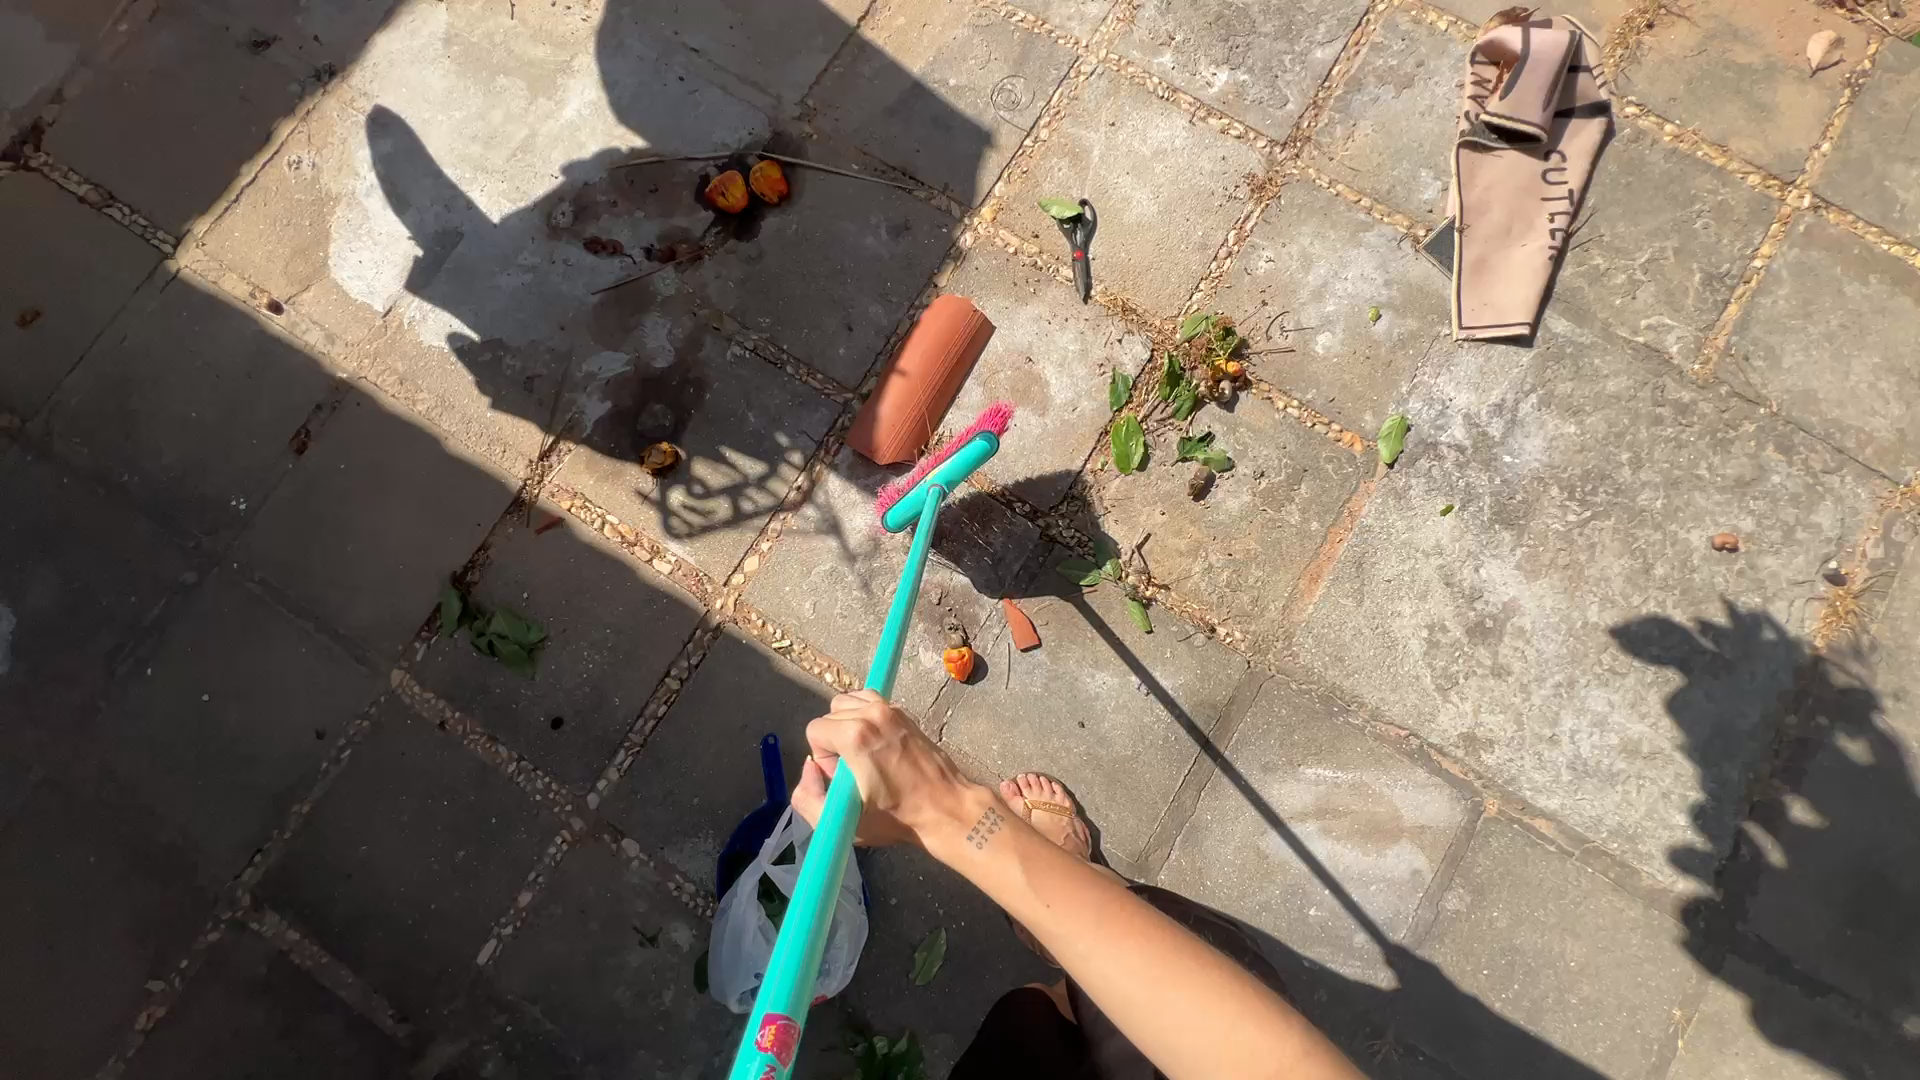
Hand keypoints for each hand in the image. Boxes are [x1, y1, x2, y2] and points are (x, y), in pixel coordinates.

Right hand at [789, 690, 978, 847]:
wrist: (943, 806)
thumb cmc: (895, 817)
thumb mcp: (840, 822)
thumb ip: (806, 797)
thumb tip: (810, 765)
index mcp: (854, 736)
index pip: (815, 729)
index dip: (822, 756)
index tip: (841, 777)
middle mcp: (871, 714)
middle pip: (831, 715)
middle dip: (834, 741)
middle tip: (853, 769)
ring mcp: (890, 709)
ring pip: (849, 702)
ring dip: (847, 724)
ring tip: (862, 753)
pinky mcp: (903, 712)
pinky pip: (869, 700)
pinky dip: (864, 714)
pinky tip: (874, 740)